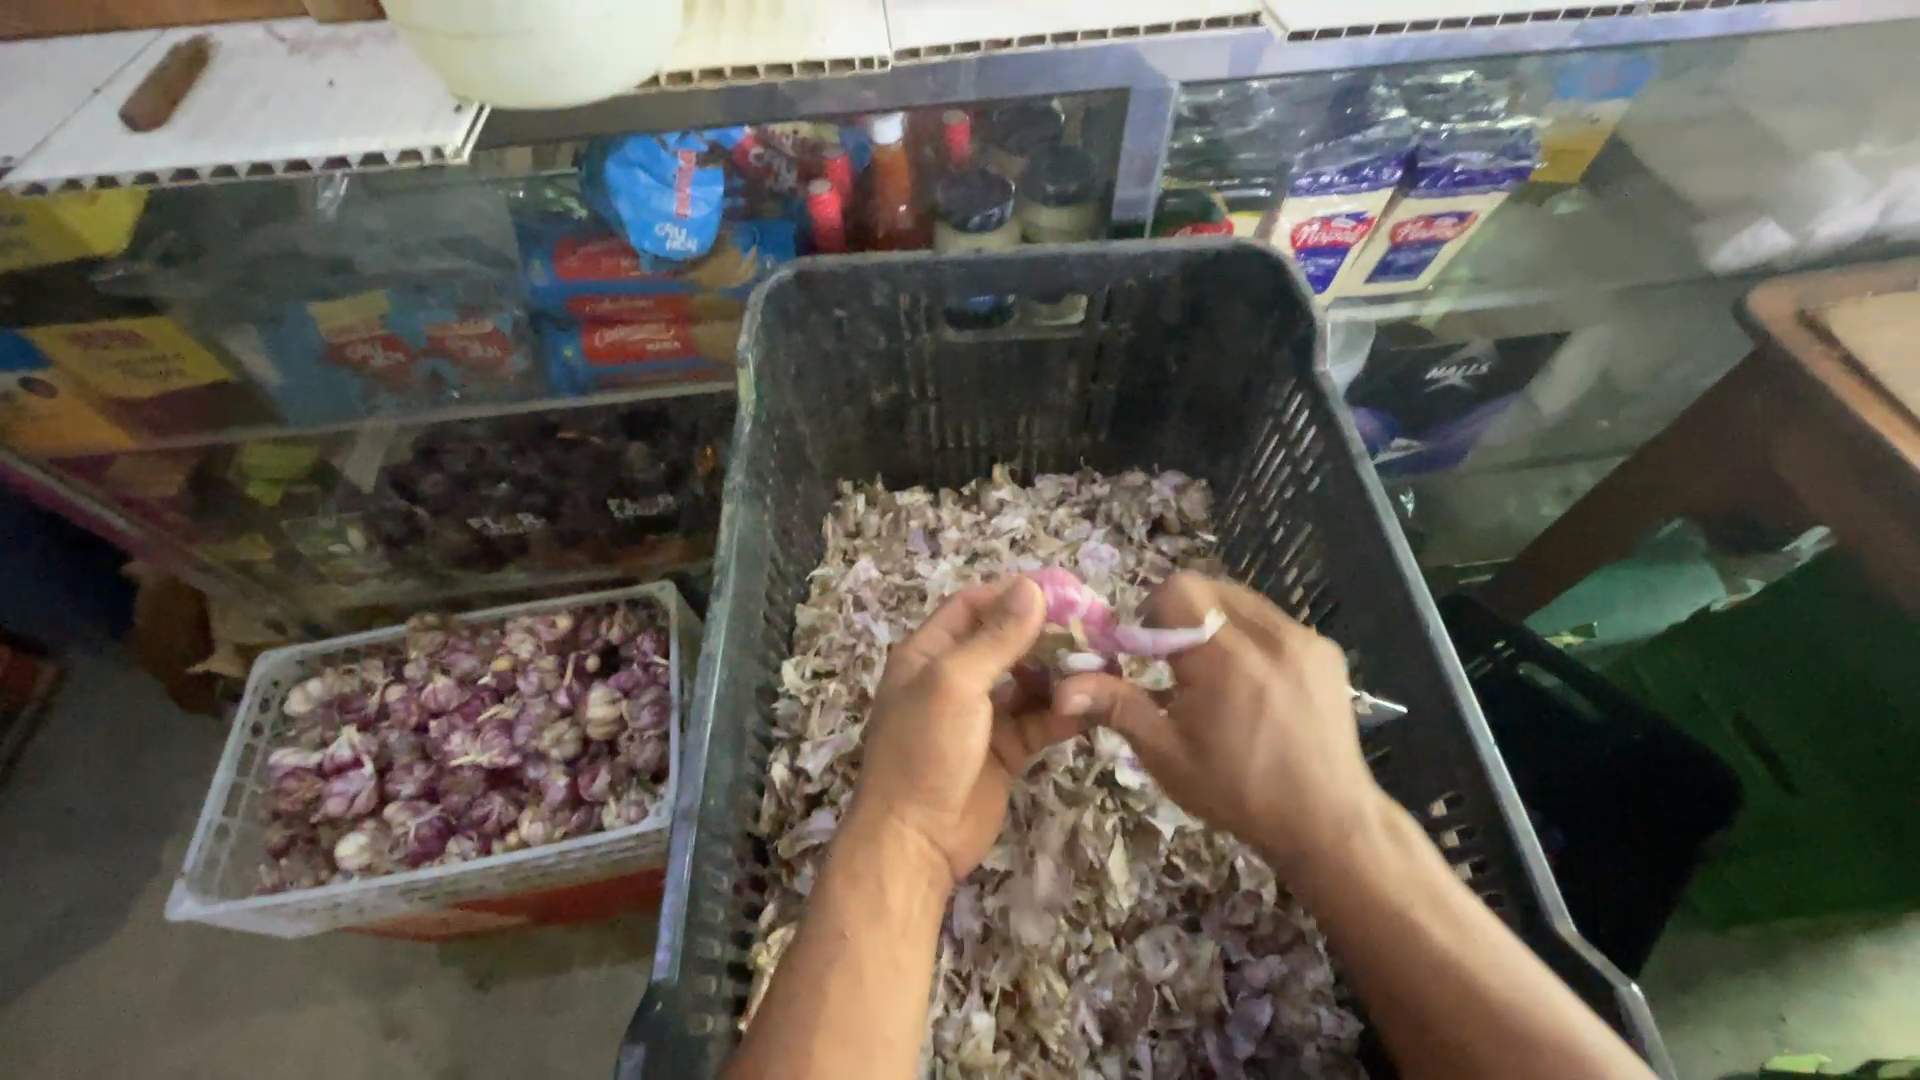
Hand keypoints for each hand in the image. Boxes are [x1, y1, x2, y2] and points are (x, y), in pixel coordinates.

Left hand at [852, 578, 1087, 888]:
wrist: (915, 840)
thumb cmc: (925, 749)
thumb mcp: (956, 683)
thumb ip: (996, 637)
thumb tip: (1032, 586)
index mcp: (929, 653)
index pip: (974, 605)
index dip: (1014, 594)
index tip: (1064, 590)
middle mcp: (954, 677)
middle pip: (1006, 641)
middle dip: (1047, 634)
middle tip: (1095, 627)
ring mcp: (980, 715)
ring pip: (1027, 681)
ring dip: (1060, 673)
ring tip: (1102, 664)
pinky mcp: (1005, 749)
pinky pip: (1039, 720)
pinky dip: (1064, 712)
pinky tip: (1094, 705)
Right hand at [1053, 572, 1386, 878]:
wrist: (1328, 824)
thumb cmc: (1237, 792)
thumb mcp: (1166, 753)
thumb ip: (1115, 705)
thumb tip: (1060, 687)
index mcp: (1227, 659)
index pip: (1178, 590)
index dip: (1151, 614)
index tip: (1147, 655)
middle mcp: (1271, 636)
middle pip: (1207, 588)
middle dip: (1180, 617)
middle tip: (1174, 667)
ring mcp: (1304, 640)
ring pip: (1240, 599)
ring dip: (1213, 624)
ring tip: (1212, 676)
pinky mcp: (1325, 651)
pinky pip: (1271, 621)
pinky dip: (1248, 637)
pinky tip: (1249, 684)